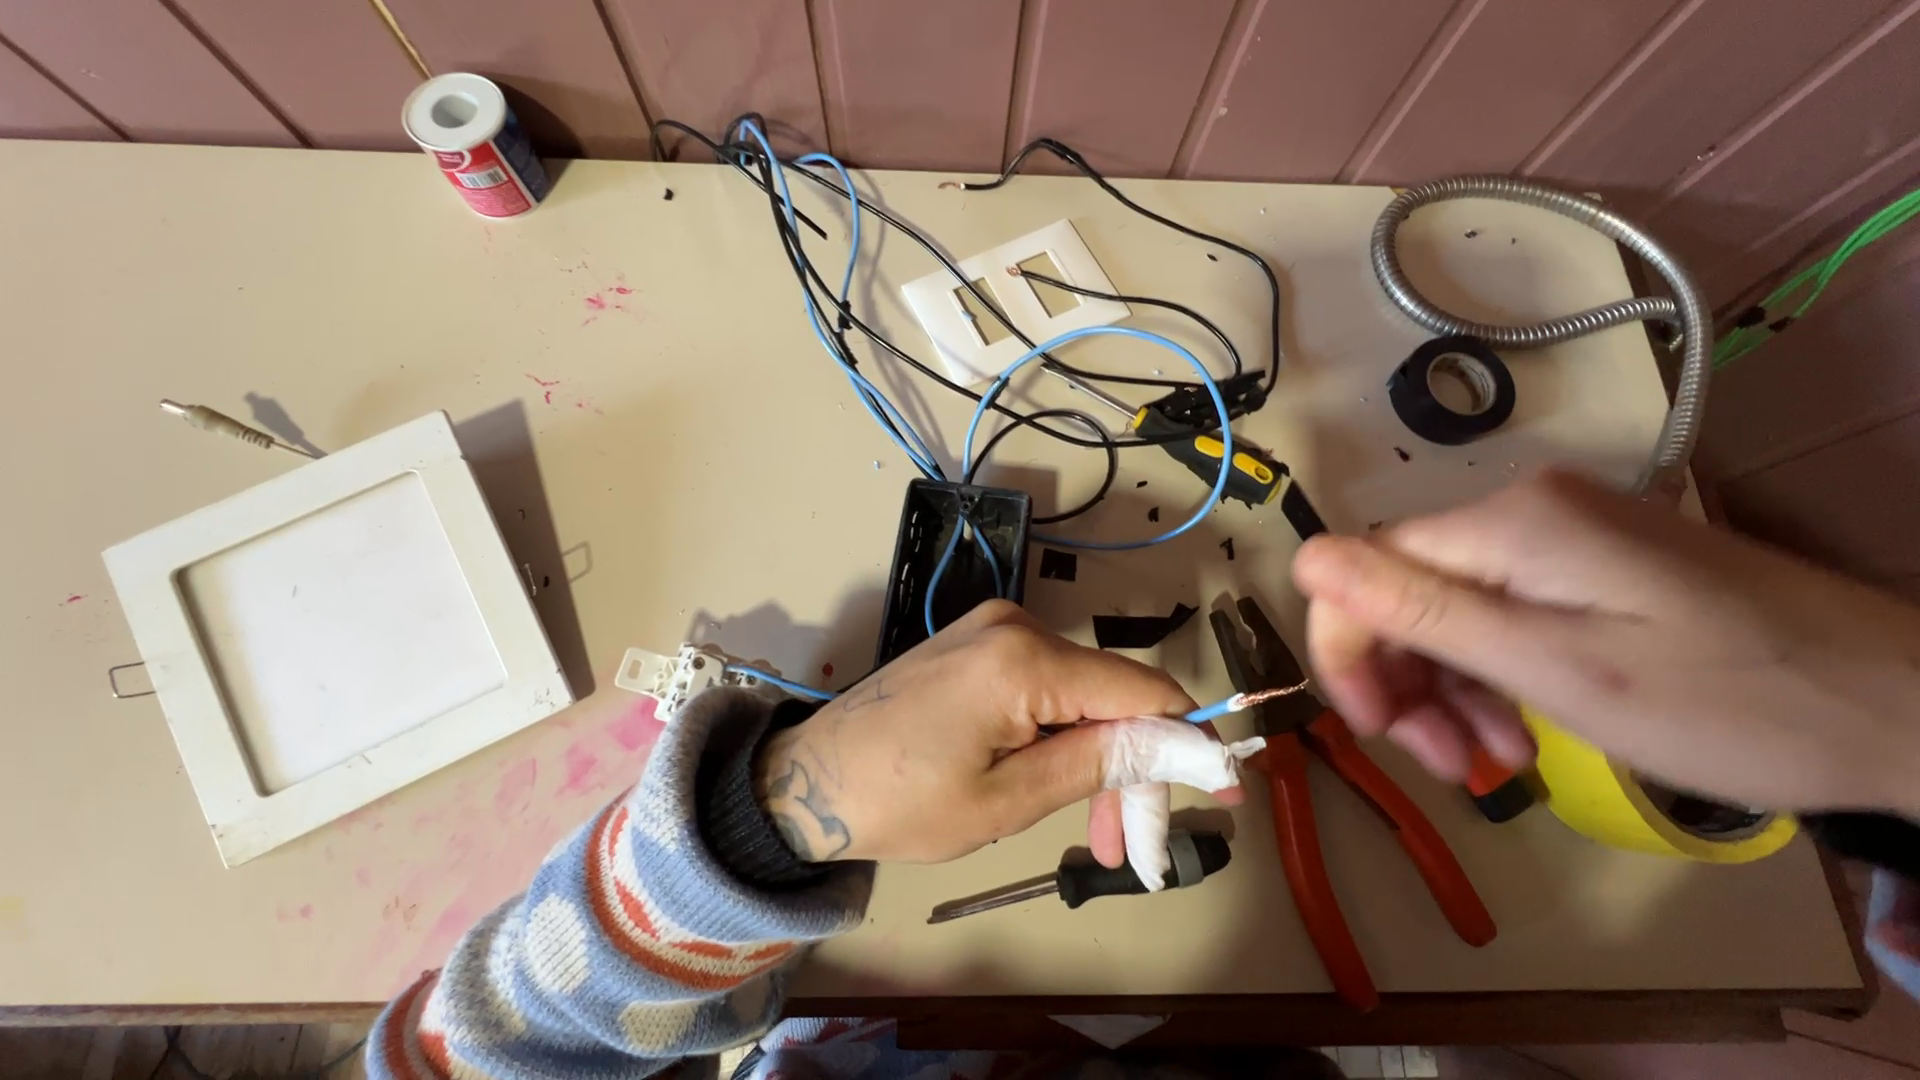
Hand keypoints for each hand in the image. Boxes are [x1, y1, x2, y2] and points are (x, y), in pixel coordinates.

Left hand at [753, 600, 1237, 863]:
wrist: (810, 781)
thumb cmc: (902, 801)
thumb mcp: (1009, 799)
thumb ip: (1103, 761)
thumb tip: (1192, 745)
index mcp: (1024, 658)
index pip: (1142, 688)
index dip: (1189, 739)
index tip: (1219, 795)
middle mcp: (1016, 625)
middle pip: (1114, 694)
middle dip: (1133, 769)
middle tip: (1133, 850)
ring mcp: (993, 629)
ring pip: (1083, 694)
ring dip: (1099, 760)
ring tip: (1098, 837)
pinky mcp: (979, 644)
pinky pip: (1047, 687)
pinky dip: (1063, 737)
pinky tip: (1061, 784)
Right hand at [1291, 470, 1919, 815]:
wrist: (1916, 709)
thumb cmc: (1728, 700)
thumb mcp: (1554, 666)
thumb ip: (1420, 609)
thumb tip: (1304, 557)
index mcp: (1504, 524)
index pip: (1361, 568)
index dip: (1347, 647)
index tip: (1373, 729)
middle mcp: (1518, 510)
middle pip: (1402, 588)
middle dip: (1402, 677)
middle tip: (1440, 760)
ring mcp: (1555, 533)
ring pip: (1444, 607)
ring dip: (1445, 685)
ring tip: (1488, 759)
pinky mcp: (1586, 562)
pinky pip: (1495, 611)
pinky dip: (1489, 673)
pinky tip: (1515, 728)